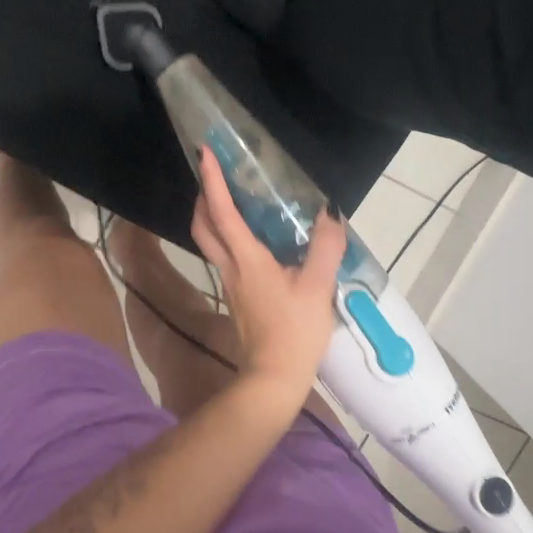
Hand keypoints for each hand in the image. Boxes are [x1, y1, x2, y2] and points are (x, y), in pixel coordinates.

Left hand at [189, 149, 346, 404]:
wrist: (273, 379)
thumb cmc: (294, 332)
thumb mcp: (317, 288)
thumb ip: (325, 248)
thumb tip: (330, 212)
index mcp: (246, 258)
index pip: (221, 211)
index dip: (212, 180)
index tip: (205, 153)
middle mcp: (230, 266)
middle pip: (202, 224)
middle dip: (203, 195)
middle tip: (213, 173)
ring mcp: (230, 283)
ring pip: (209, 240)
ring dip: (211, 214)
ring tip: (229, 196)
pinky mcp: (237, 296)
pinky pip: (224, 255)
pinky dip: (226, 235)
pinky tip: (250, 237)